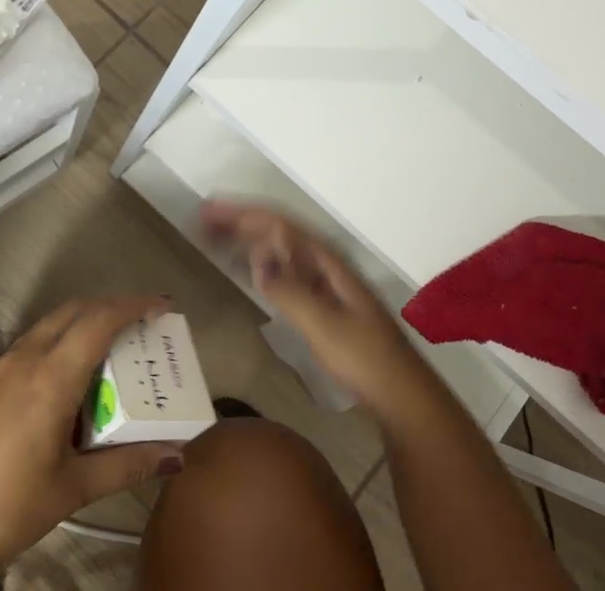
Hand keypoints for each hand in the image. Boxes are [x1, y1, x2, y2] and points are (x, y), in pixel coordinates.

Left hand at [0, 296, 183, 579]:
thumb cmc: (6, 506)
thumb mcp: (73, 488)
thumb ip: (128, 464)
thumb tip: (178, 455)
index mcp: (49, 377)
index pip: (98, 321)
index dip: (134, 307)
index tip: (164, 307)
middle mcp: (25, 359)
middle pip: (74, 311)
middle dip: (113, 308)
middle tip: (147, 326)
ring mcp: (2, 368)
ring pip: (52, 324)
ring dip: (86, 323)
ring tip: (120, 348)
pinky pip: (36, 342)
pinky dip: (65, 341)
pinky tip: (78, 377)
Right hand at [201, 200, 427, 421]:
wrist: (401, 394)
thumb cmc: (364, 359)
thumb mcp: (323, 325)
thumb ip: (289, 290)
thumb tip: (257, 261)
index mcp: (328, 261)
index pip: (279, 224)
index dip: (243, 214)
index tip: (210, 210)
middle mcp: (326, 264)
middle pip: (278, 231)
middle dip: (241, 222)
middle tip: (203, 220)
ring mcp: (326, 283)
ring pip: (280, 249)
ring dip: (248, 239)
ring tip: (215, 238)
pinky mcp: (323, 303)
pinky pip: (285, 270)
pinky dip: (262, 263)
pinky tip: (246, 269)